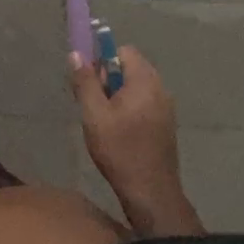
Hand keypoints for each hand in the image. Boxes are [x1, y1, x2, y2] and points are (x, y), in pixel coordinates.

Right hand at [71, 46, 202, 236]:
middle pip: (131, 67)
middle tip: (94, 103)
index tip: (91, 82)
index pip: (123, 50)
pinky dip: (131, 107)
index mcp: (144, 81)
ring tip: (103, 120)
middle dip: (109, 78)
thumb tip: (76, 54)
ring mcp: (166, 107)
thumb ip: (85, 82)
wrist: (151, 192)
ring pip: (137, 86)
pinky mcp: (166, 124)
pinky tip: (119, 131)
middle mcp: (160, 88)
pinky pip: (145, 102)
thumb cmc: (120, 150)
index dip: (103, 60)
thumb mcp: (94, 114)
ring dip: (119, 94)